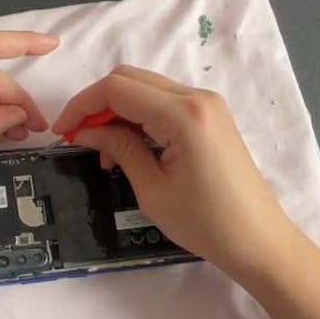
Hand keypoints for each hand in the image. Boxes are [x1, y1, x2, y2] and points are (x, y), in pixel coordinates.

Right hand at [55, 66, 302, 283]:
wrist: (258, 240)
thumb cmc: (205, 222)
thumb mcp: (152, 189)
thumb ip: (119, 149)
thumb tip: (86, 132)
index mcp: (183, 114)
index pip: (117, 89)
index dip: (82, 105)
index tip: (61, 132)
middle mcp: (197, 97)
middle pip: (130, 79)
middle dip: (96, 104)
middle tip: (78, 138)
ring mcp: (207, 104)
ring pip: (145, 87)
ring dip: (116, 110)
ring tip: (102, 151)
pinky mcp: (210, 116)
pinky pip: (162, 102)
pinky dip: (137, 116)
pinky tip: (127, 147)